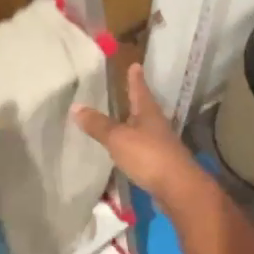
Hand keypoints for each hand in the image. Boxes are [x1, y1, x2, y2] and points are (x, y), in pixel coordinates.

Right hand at [72, 63, 210, 201]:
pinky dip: (133, 146)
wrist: (177, 188)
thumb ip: (98, 125)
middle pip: (144, 109)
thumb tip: (76, 107)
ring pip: (144, 129)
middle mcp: (157, 125)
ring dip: (133, 125)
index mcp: (148, 113)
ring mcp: (161, 145)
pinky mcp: (161, 164)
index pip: (140, 90)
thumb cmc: (148, 156)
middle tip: (125, 92)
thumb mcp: (118, 138)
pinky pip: (143, 149)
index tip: (135, 65)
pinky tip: (125, 151)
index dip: (135, 78)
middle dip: (135, 101)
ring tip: (120, 121)